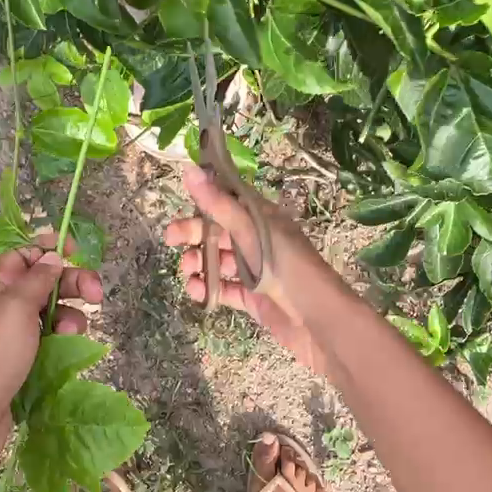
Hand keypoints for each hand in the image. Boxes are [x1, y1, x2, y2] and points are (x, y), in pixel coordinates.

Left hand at [0, 244, 103, 474]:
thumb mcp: (16, 307)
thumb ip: (38, 279)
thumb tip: (52, 257)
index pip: (23, 255)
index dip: (49, 250)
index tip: (77, 253)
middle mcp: (1, 307)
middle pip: (42, 283)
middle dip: (70, 284)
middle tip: (96, 295)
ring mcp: (10, 337)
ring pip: (48, 314)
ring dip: (67, 316)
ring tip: (73, 331)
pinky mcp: (19, 364)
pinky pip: (46, 341)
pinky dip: (60, 340)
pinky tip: (68, 348)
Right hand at [164, 165, 337, 373]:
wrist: (320, 321)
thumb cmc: (288, 267)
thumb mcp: (251, 231)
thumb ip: (219, 204)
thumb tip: (189, 169)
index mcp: (261, 217)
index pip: (227, 200)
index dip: (203, 200)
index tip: (179, 204)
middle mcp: (257, 239)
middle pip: (218, 230)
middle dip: (194, 233)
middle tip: (170, 240)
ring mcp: (255, 270)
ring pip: (219, 260)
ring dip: (199, 262)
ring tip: (187, 271)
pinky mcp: (253, 298)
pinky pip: (225, 289)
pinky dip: (209, 289)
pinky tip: (196, 291)